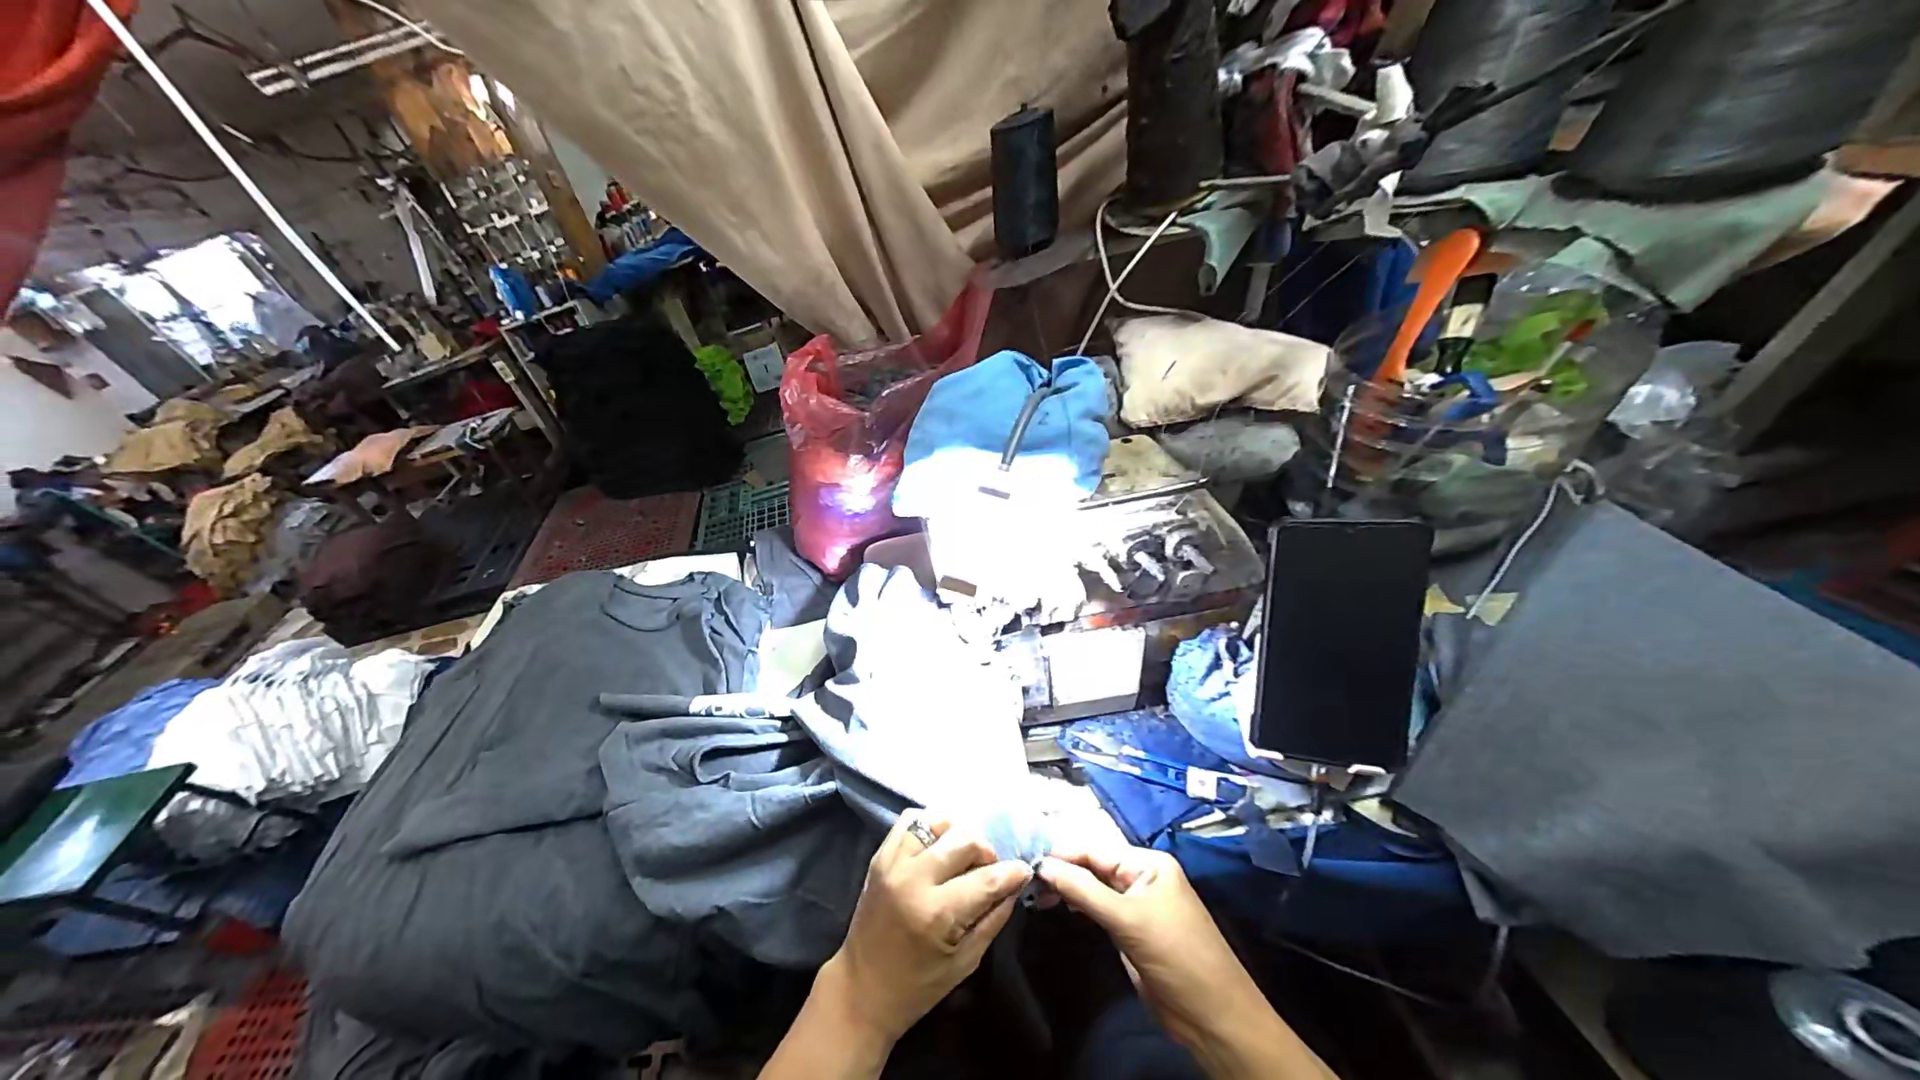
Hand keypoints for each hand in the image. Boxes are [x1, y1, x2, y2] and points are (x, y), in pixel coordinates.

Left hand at [827, 809, 1033, 1044]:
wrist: (861, 988)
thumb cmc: (918, 985)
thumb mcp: (966, 961)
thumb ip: (994, 918)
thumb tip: (1016, 884)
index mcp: (936, 913)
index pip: (987, 878)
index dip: (1013, 872)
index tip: (1023, 871)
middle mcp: (913, 879)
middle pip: (965, 839)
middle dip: (987, 852)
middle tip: (989, 870)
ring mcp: (893, 863)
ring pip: (937, 821)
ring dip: (958, 834)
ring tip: (962, 856)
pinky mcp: (879, 856)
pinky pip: (909, 821)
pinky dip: (930, 826)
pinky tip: (938, 845)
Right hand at [1038, 844, 1250, 1048]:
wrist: (1214, 1018)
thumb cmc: (1177, 958)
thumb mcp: (1128, 920)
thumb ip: (1084, 890)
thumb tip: (1042, 865)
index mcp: (1149, 864)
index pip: (1097, 849)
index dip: (1063, 854)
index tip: (1028, 861)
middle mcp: (1142, 877)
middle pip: (1094, 865)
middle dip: (1063, 870)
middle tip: (1028, 881)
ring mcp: (1137, 905)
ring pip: (1094, 887)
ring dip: (1068, 888)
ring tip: (1037, 893)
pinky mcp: (1132, 930)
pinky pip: (1099, 908)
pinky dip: (1079, 905)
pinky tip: (1059, 905)